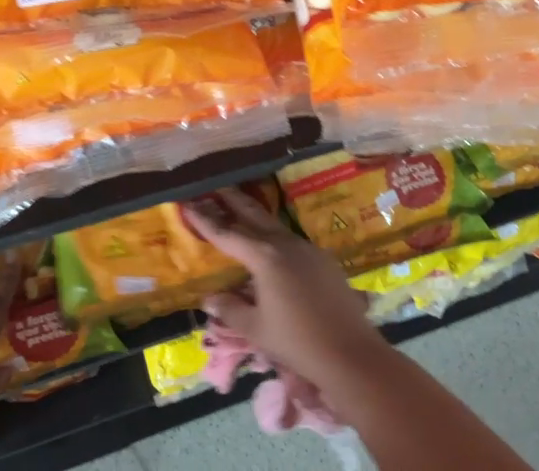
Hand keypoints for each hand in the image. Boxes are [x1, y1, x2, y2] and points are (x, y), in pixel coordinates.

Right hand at [182, 189, 388, 389]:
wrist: (350, 353)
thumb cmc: (296, 341)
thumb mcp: (255, 328)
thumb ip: (229, 309)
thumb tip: (208, 298)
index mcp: (264, 257)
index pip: (227, 234)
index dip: (205, 220)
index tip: (188, 204)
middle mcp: (285, 244)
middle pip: (254, 215)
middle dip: (233, 200)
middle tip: (217, 186)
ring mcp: (308, 249)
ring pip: (275, 227)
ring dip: (256, 217)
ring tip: (242, 211)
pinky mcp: (325, 260)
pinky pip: (293, 243)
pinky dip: (276, 239)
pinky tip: (275, 250)